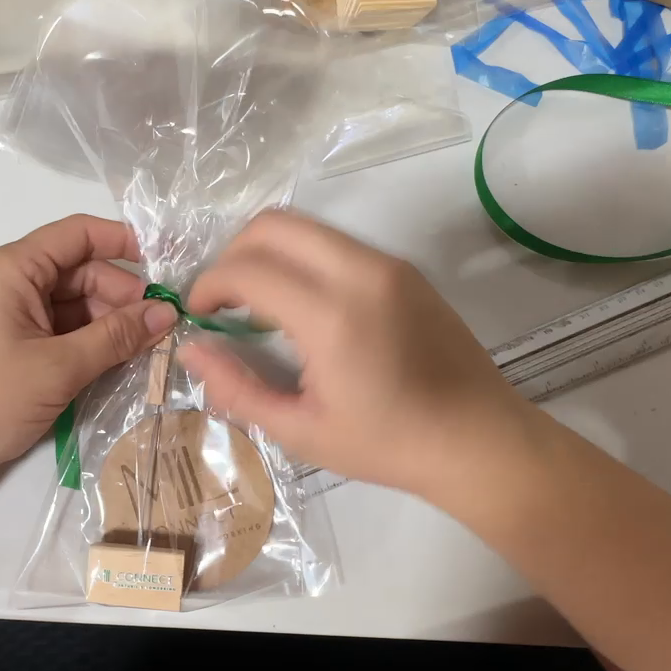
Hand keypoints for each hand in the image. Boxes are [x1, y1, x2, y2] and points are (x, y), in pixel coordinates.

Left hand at [0, 215, 176, 488]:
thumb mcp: (59, 367)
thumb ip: (116, 337)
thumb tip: (168, 312)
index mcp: (14, 269)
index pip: (77, 235)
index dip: (123, 242)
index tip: (167, 267)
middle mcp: (10, 284)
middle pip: (79, 272)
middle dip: (121, 294)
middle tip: (161, 327)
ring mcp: (10, 319)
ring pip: (72, 307)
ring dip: (108, 324)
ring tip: (146, 350)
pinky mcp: (11, 350)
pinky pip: (59, 334)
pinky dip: (88, 345)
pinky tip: (116, 364)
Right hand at [178, 210, 543, 500]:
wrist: (479, 440)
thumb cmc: (387, 445)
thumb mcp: (300, 431)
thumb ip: (236, 388)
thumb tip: (191, 350)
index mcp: (332, 318)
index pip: (247, 270)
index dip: (208, 285)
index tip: (198, 314)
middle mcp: (360, 273)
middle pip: (272, 225)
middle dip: (232, 254)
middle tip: (223, 300)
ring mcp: (388, 264)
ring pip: (304, 226)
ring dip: (267, 253)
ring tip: (258, 304)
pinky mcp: (404, 269)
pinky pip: (335, 243)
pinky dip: (301, 259)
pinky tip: (302, 308)